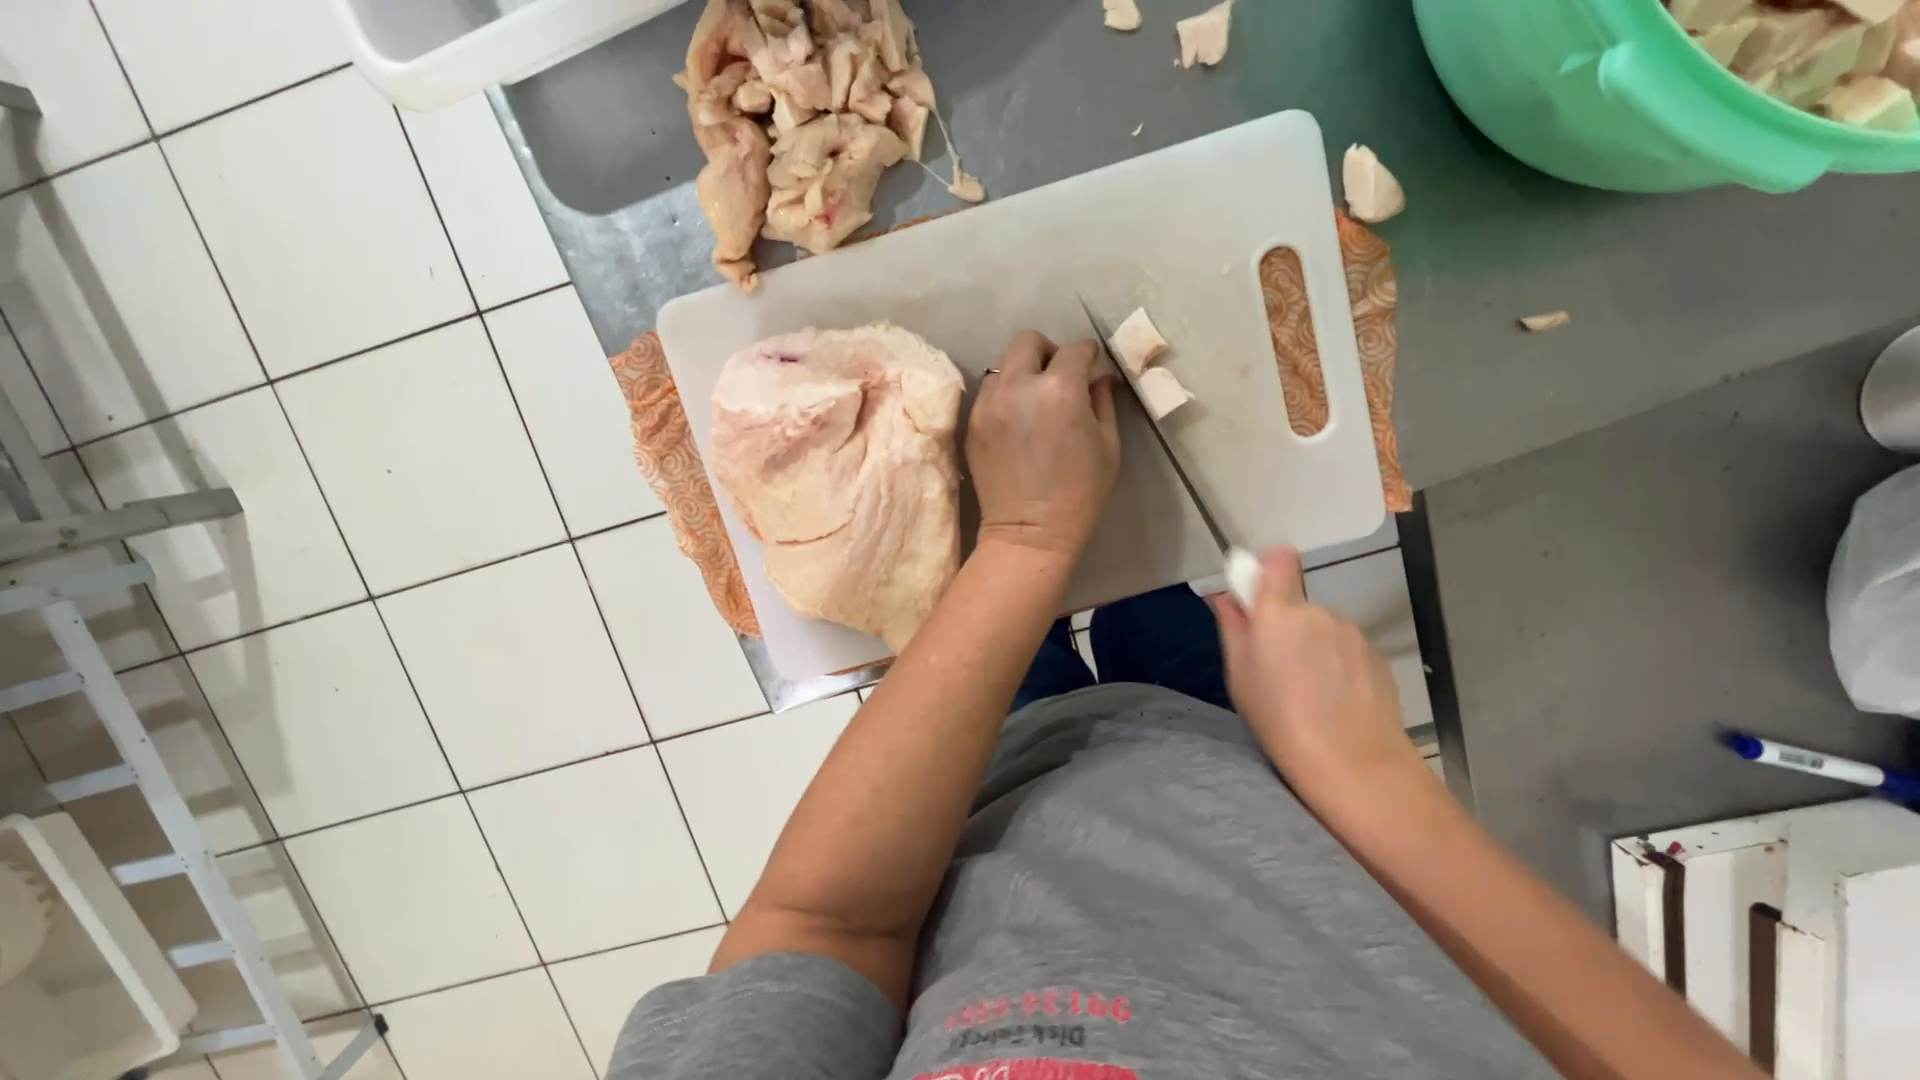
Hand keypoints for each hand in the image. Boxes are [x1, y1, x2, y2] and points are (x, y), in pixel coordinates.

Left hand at [966, 331, 1120, 559]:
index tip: (1091, 369)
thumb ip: (1102, 400)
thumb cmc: (1081, 492)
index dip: (1088, 356)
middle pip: (1028, 341)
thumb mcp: (1108, 443)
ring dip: (1021, 371)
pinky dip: (1004, 394)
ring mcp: (989, 403)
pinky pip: (988, 391)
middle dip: (1047, 351)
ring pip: (1002, 363)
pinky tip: (1016, 419)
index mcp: (1060, 389)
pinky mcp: (972, 422)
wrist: (1031, 531)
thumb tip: (1099, 377)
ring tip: (1033, 398)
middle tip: (1058, 376)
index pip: (1074, 350)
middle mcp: (1018, 386)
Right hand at [1211, 548, 1426, 794]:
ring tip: (1310, 691)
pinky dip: (1338, 664)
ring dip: (1314, 646)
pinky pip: (1347, 648)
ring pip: (1323, 627)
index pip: (1278, 560)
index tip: (1257, 595)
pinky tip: (1336, 700)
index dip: (1267, 568)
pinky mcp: (1377, 655)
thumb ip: (1233, 628)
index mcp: (1278, 612)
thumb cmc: (1279, 719)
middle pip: (1298, 603)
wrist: (1353, 761)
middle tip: (1276, 666)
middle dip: (1286, 624)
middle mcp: (1318, 612)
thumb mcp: (1239, 676)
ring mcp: (1352, 632)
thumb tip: (1225, 598)